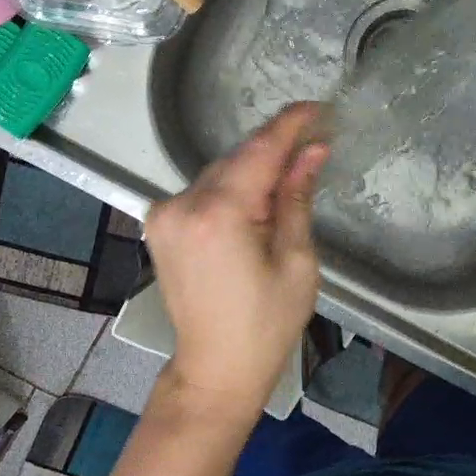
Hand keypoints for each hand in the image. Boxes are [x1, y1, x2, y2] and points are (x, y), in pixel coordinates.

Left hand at [145, 103, 328, 414]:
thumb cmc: (266, 324)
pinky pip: (201, 193)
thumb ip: (296, 198)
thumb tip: (312, 151)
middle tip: (313, 146)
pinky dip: (229, 190)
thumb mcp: (296, 261)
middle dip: (274, 151)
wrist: (216, 368)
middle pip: (236, 160)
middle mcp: (181, 205)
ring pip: (217, 175)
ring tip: (289, 178)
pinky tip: (254, 202)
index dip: (290, 125)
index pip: (259, 151)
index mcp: (218, 215)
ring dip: (252, 172)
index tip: (317, 108)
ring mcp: (163, 215)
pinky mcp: (159, 227)